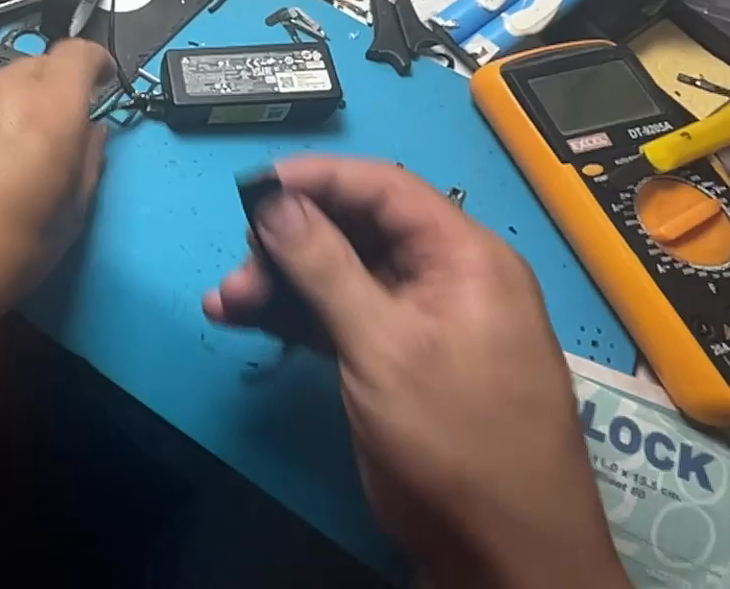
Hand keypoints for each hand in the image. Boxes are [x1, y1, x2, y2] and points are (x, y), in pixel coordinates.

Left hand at [0, 39, 112, 337]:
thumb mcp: (67, 220)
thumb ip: (88, 160)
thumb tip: (89, 130)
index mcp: (47, 113)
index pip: (79, 52)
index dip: (93, 64)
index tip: (96, 82)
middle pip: (38, 66)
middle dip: (50, 92)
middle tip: (44, 137)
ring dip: (6, 105)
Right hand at [205, 157, 626, 587]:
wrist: (502, 558)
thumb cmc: (455, 439)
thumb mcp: (382, 344)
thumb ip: (323, 264)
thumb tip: (271, 199)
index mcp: (461, 255)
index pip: (382, 188)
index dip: (314, 178)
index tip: (252, 188)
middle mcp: (438, 273)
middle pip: (350, 228)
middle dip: (286, 242)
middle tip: (241, 267)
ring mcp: (413, 315)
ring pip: (333, 271)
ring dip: (277, 280)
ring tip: (227, 302)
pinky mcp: (389, 352)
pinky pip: (332, 311)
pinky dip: (289, 313)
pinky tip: (241, 318)